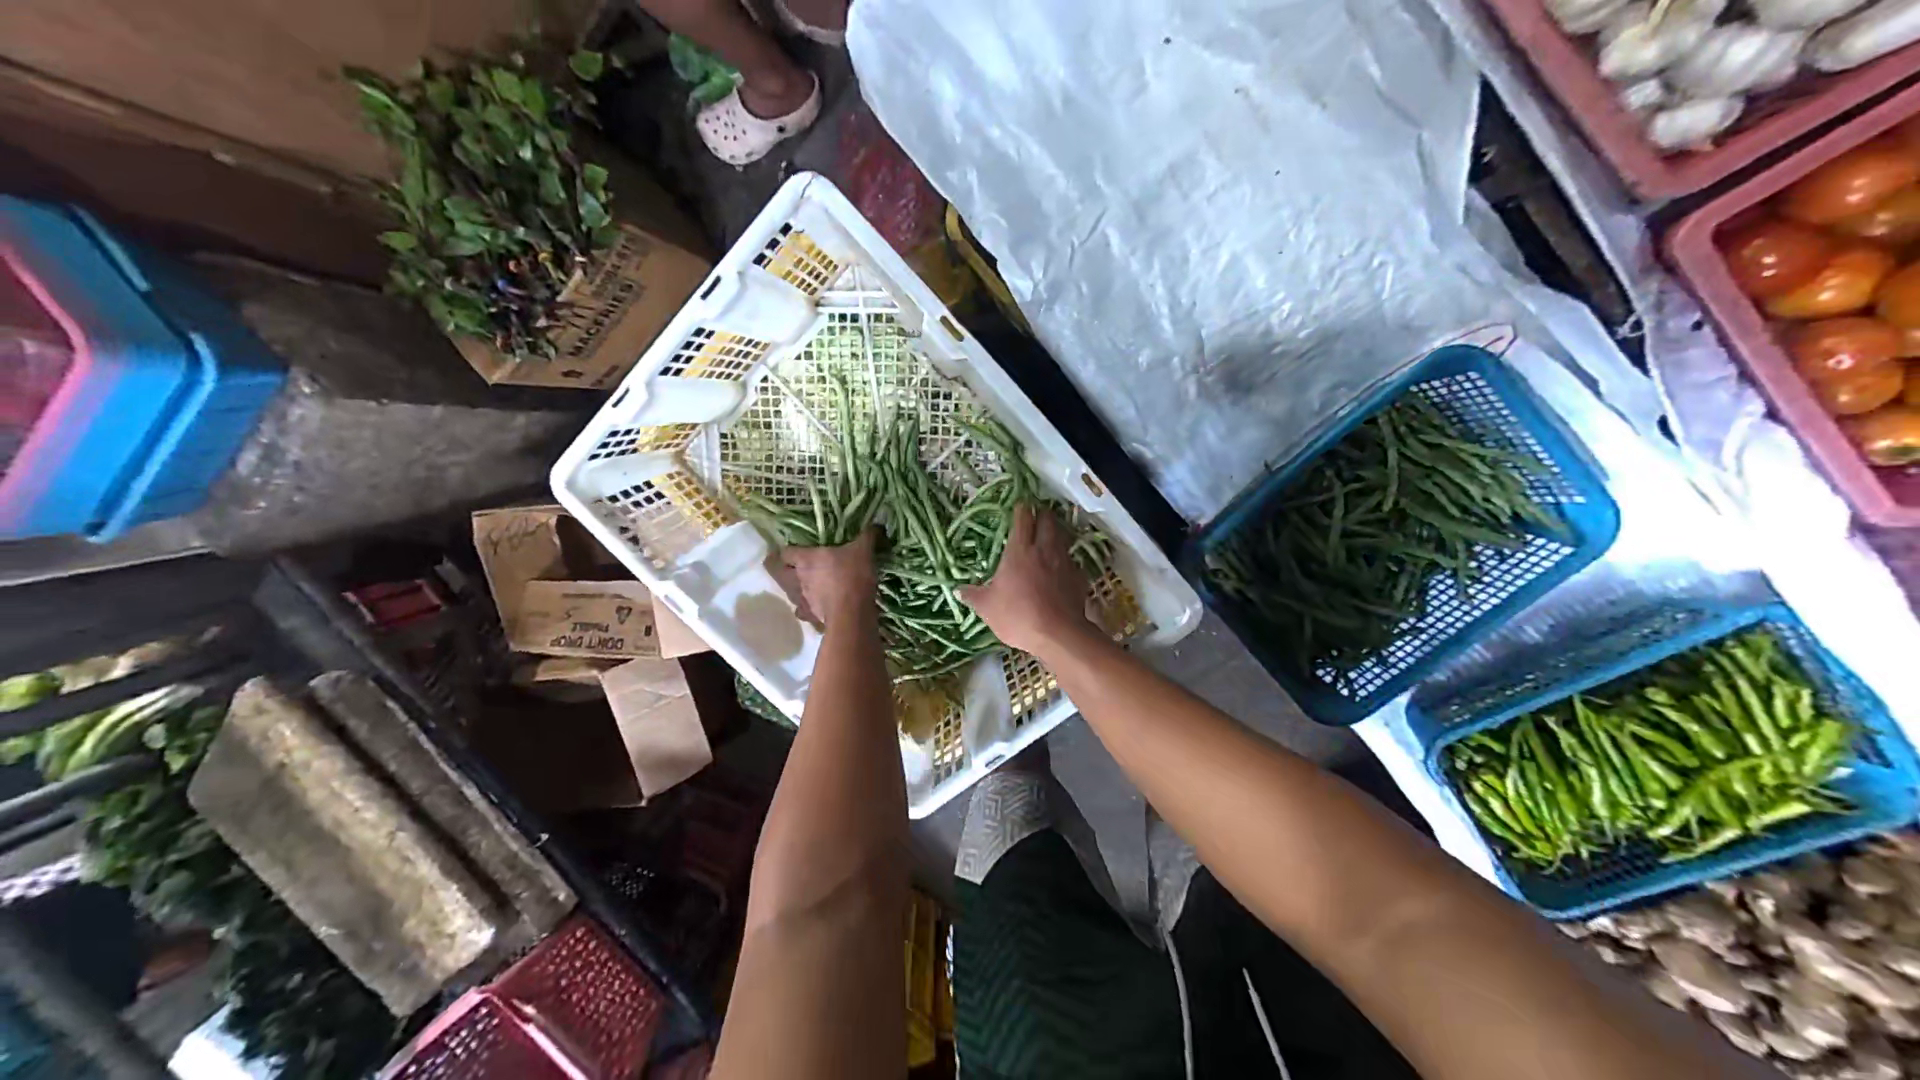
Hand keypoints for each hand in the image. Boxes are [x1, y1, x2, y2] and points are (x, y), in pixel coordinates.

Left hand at [780, 529, 876, 628]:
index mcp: (805, 559)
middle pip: (779, 573)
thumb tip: (876, 524)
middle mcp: (797, 579)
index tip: (795, 549)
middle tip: (794, 567)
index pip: (785, 552)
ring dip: (796, 589)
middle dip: (784, 570)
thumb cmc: (852, 576)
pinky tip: (817, 606)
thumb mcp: (864, 550)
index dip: (788, 550)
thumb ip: (868, 535)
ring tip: (807, 586)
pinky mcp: (810, 617)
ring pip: (790, 592)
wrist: (852, 614)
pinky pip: (803, 612)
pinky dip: (807, 609)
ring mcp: (802, 600)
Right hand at [958, 503, 1091, 653]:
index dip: (1021, 509)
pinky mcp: (1079, 577)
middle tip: (1036, 515)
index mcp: (1020, 551)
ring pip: (1063, 537)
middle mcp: (1044, 550)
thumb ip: (973, 595)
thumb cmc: (1017, 616)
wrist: (1058, 634)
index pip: (1023, 519)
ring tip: (1049, 536)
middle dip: (1042, 514)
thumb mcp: (987, 608)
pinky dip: (1066, 560)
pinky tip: (1062, 569)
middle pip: (1047, 521)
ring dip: (1056, 533)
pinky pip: (1072, 561)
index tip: (1019, 504)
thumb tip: (957, 590)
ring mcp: (1064, 562)